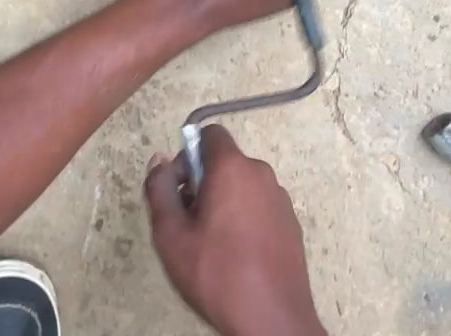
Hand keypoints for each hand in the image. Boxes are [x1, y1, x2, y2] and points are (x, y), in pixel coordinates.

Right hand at [144, 125, 325, 335]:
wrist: (272, 321)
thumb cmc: (217, 273)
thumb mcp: (171, 234)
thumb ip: (159, 189)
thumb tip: (159, 162)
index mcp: (232, 168)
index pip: (209, 134)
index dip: (188, 155)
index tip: (181, 189)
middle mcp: (260, 174)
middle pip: (225, 162)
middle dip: (203, 183)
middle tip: (190, 222)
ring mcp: (280, 199)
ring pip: (242, 186)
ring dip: (225, 202)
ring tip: (213, 244)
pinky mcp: (292, 224)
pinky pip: (260, 206)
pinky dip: (246, 219)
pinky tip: (238, 256)